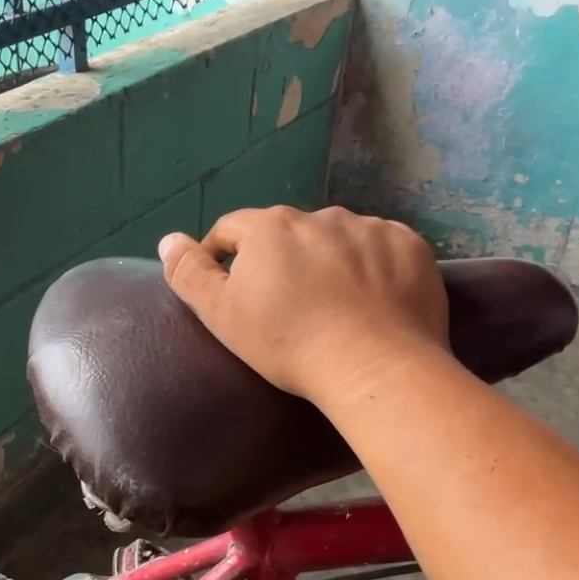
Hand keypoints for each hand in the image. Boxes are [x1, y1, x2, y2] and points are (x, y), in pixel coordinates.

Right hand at [157, 206, 449, 402]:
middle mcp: (319, 215)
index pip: (232, 229)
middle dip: (280, 260)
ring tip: (332, 305)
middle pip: (286, 233)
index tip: (228, 288)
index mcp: (269, 227)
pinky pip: (380, 249)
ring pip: (335, 238)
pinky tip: (370, 302)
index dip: (222, 255)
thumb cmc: (286, 342)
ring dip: (327, 260)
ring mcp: (369, 227)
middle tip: (284, 305)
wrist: (373, 364)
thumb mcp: (221, 316)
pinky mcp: (409, 245)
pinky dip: (371, 267)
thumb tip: (168, 239)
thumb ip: (189, 273)